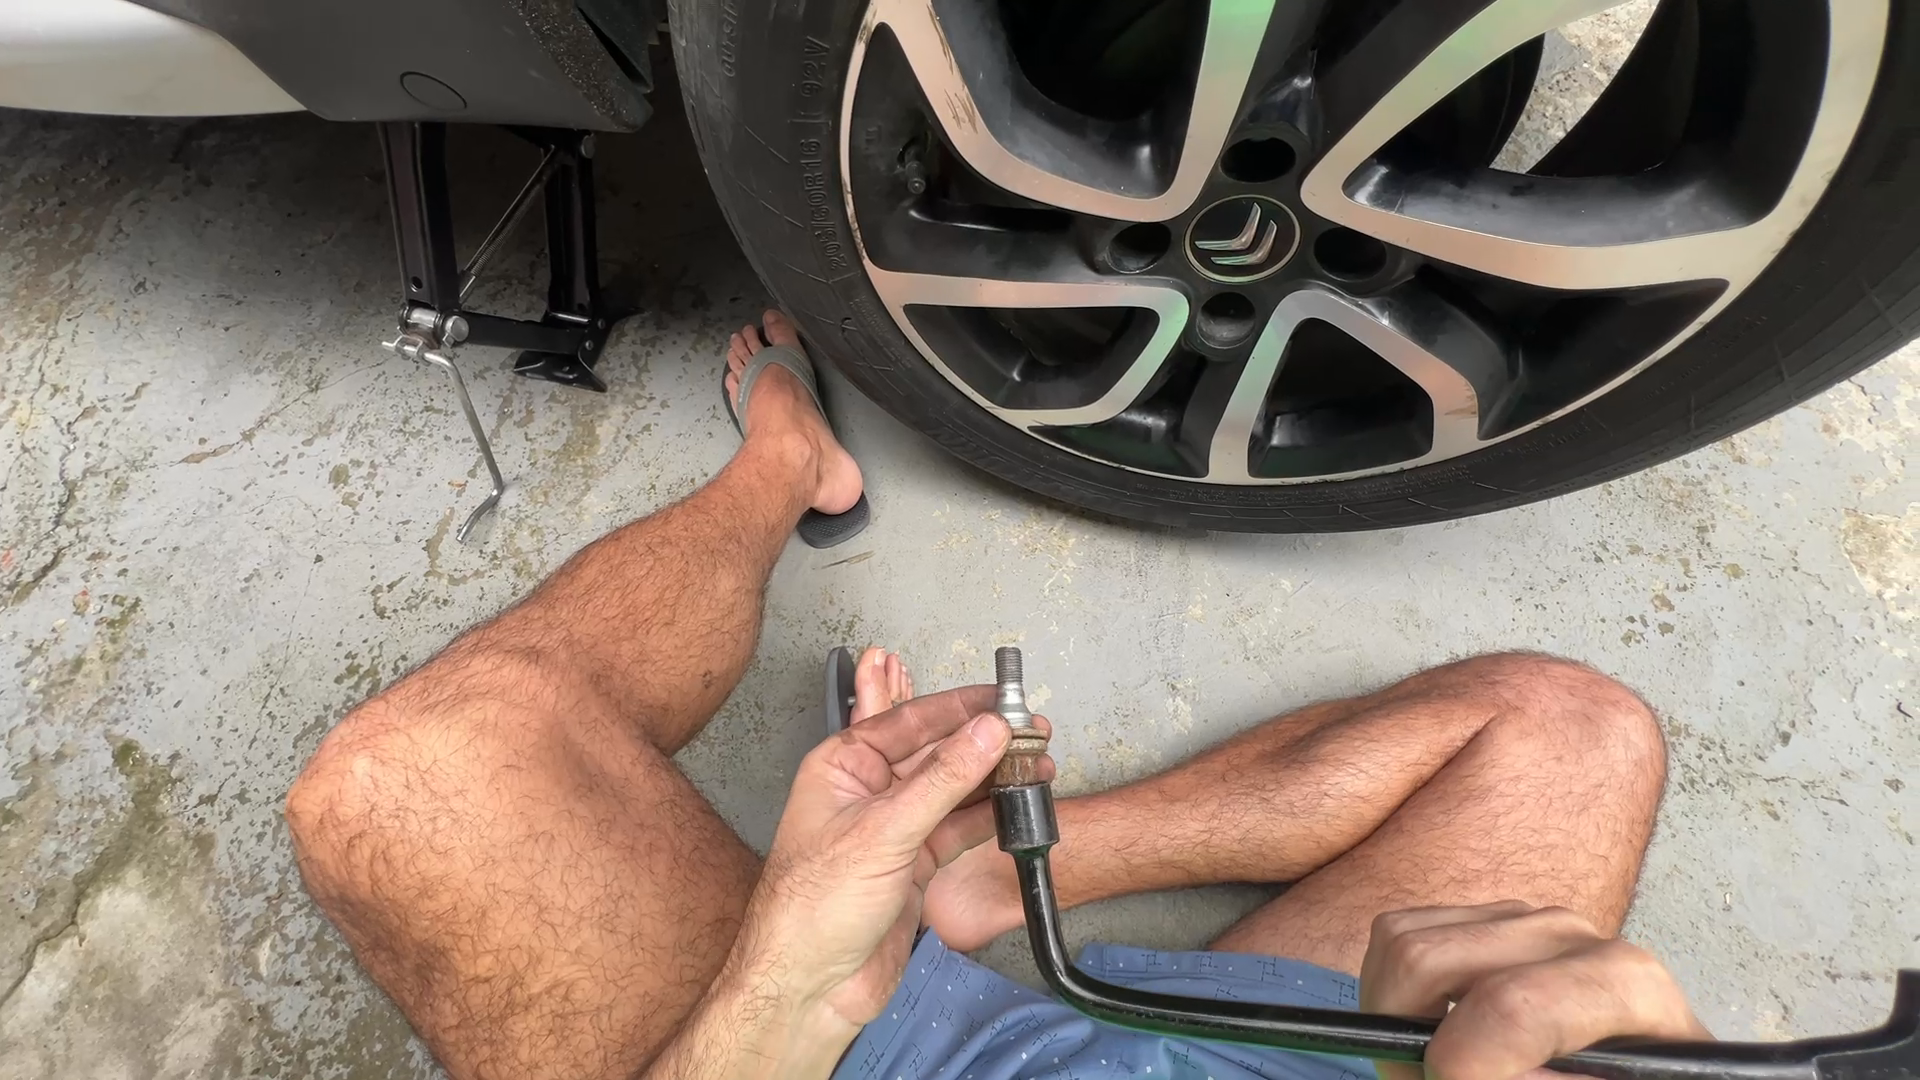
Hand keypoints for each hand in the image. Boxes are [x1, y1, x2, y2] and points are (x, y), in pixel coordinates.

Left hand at [732, 683, 1051, 1032]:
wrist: (811, 992)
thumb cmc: (819, 903)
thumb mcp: (884, 830)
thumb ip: (943, 778)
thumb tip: (989, 730)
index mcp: (846, 763)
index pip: (910, 720)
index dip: (959, 707)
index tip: (1002, 698)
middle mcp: (872, 787)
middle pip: (936, 753)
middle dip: (984, 741)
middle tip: (1030, 731)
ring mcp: (896, 824)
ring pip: (953, 789)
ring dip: (994, 777)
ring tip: (1038, 763)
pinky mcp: (917, 859)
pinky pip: (959, 826)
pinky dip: (989, 814)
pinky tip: (1019, 802)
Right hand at [1360, 901, 1711, 1079]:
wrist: (1649, 1077)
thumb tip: (1464, 1072)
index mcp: (1628, 983)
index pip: (1512, 1007)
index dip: (1463, 1061)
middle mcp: (1566, 931)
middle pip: (1429, 961)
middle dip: (1401, 1031)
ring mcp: (1514, 914)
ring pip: (1400, 941)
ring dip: (1388, 1010)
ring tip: (1421, 1064)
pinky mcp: (1475, 915)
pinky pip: (1395, 933)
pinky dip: (1390, 985)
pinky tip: (1425, 1031)